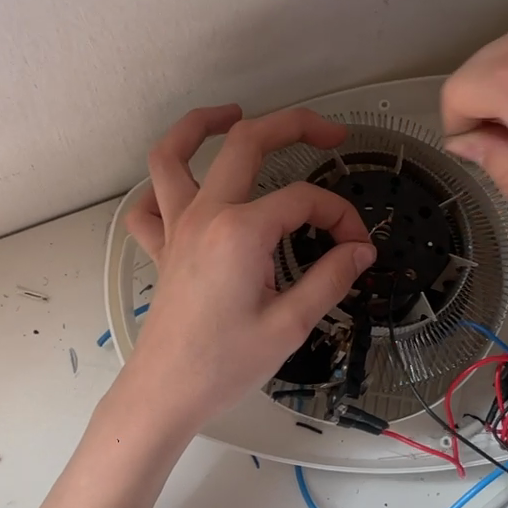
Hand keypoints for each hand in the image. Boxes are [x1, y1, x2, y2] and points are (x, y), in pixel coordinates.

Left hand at [122, 105, 374, 431]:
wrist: (165, 394)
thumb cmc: (222, 366)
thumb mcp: (289, 326)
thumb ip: (329, 280)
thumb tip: (359, 251)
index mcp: (240, 232)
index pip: (304, 200)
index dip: (339, 215)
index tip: (357, 246)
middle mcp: (204, 217)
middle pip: (245, 143)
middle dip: (291, 124)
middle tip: (328, 132)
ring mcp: (176, 230)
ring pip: (173, 156)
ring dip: (200, 126)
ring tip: (232, 114)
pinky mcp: (161, 251)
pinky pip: (148, 206)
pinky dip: (161, 188)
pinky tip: (185, 189)